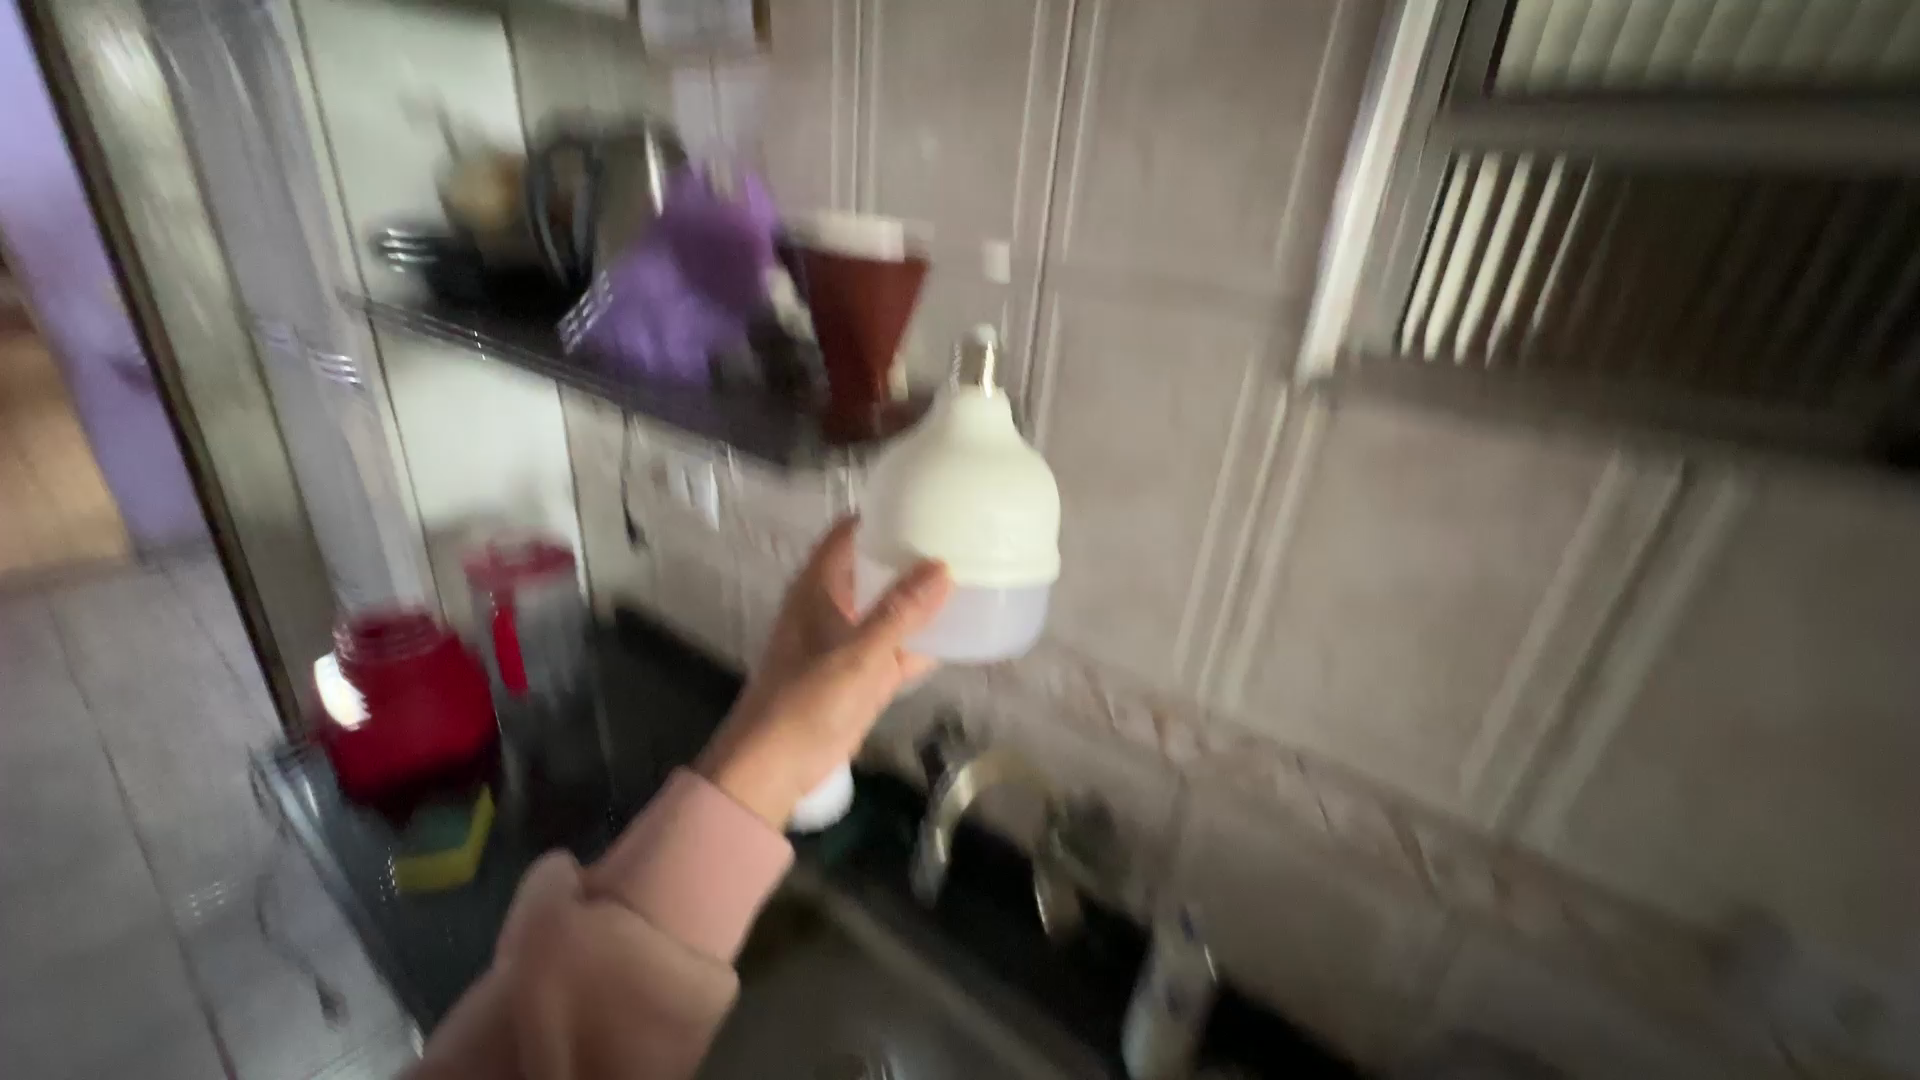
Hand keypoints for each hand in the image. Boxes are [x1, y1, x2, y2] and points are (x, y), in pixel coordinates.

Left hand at [696, 518, 949, 826]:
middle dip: (910, 553)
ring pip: (890, 608)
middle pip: (874, 567)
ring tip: (969, 574)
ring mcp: (849, 642)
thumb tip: (943, 567)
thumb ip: (899, 613)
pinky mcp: (864, 675)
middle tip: (959, 535)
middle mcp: (833, 607)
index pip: (848, 533)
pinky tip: (961, 632)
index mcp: (817, 588)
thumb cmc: (805, 702)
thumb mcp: (856, 655)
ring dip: (920, 597)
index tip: (923, 499)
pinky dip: (925, 642)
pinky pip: (900, 648)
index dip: (879, 513)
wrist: (775, 768)